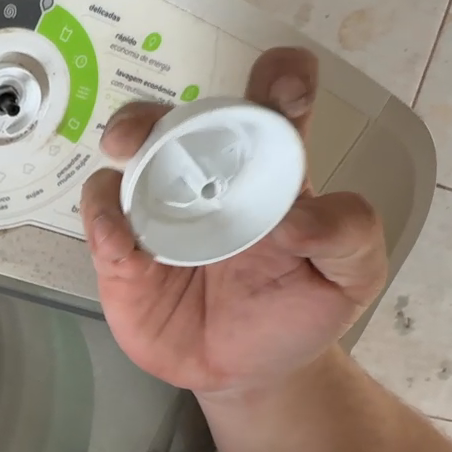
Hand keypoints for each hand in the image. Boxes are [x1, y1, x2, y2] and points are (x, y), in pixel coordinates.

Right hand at [81, 47, 387, 397]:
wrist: (244, 372)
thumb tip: (295, 215)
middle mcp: (206, 180)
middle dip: (162, 110)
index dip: (278, 79)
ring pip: (128, 157)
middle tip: (158, 127)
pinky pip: (102, 219)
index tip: (282, 91)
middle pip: (176, 120)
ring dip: (123, 142)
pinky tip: (120, 240)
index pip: (271, 105)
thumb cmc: (296, 313)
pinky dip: (102, 218)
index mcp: (267, 171)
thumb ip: (347, 234)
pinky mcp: (120, 254)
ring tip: (126, 153)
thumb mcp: (349, 276)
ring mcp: (157, 213)